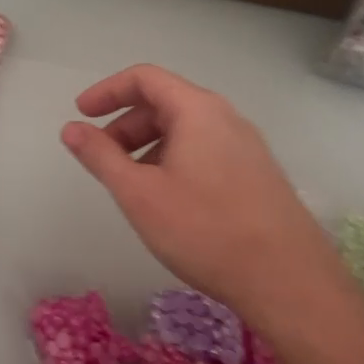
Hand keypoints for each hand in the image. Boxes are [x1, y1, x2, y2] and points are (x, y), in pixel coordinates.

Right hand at [57, 65, 339, 317]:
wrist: (293, 286)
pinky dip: (177, 160)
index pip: (144, 78)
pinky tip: (171, 201)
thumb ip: (100, 156)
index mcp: (197, 110)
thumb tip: (71, 128)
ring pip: (187, 130)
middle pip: (165, 102)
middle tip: (103, 157)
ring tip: (134, 184)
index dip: (107, 91)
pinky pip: (208, 150)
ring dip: (150, 146)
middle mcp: (226, 118)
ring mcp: (249, 147)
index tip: (81, 113)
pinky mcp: (261, 176)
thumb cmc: (206, 230)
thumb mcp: (139, 193)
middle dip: (126, 124)